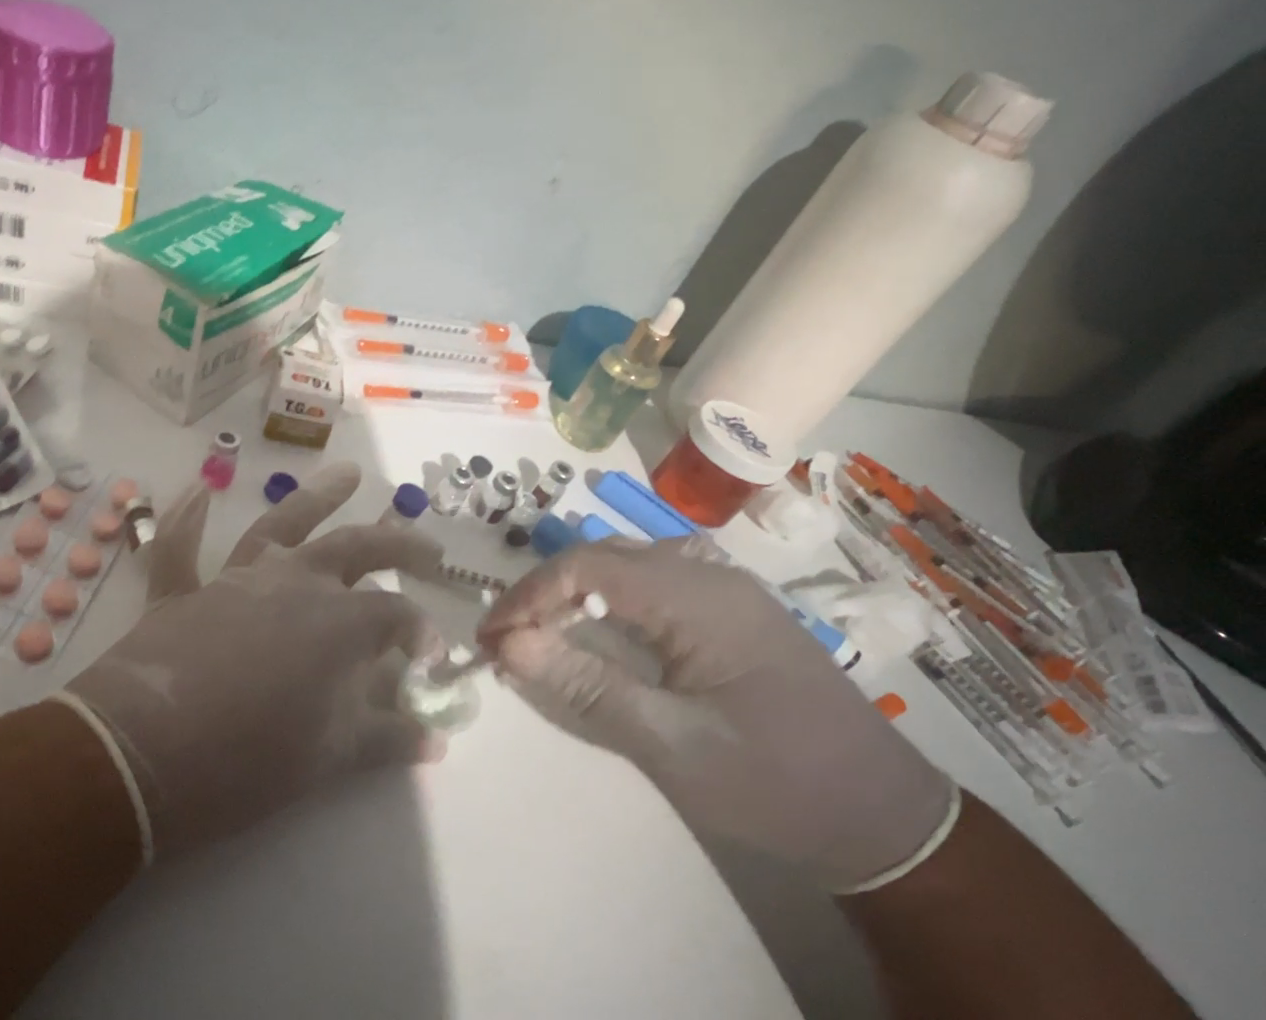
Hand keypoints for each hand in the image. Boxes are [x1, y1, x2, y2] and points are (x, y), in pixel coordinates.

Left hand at [57, 462, 448, 863]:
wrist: (143, 758)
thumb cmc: (249, 760)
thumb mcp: (330, 757)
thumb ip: (386, 739)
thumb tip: (434, 742)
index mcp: (339, 620)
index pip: (396, 616)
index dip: (421, 635)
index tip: (431, 663)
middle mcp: (294, 583)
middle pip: (357, 548)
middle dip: (399, 545)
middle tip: (430, 550)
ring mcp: (235, 580)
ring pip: (282, 524)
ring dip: (316, 497)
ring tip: (347, 473)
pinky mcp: (182, 592)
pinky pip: (180, 547)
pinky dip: (186, 520)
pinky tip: (197, 490)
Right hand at [477, 538, 957, 891]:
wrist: (883, 816)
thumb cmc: (774, 782)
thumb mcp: (669, 744)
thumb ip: (584, 687)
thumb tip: (506, 644)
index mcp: (699, 599)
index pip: (588, 567)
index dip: (528, 596)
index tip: (489, 640)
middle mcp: (713, 578)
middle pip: (606, 556)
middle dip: (545, 591)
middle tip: (506, 640)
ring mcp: (729, 593)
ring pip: (630, 565)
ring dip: (576, 592)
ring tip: (541, 635)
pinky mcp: (736, 615)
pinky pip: (656, 585)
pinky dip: (610, 601)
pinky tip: (599, 633)